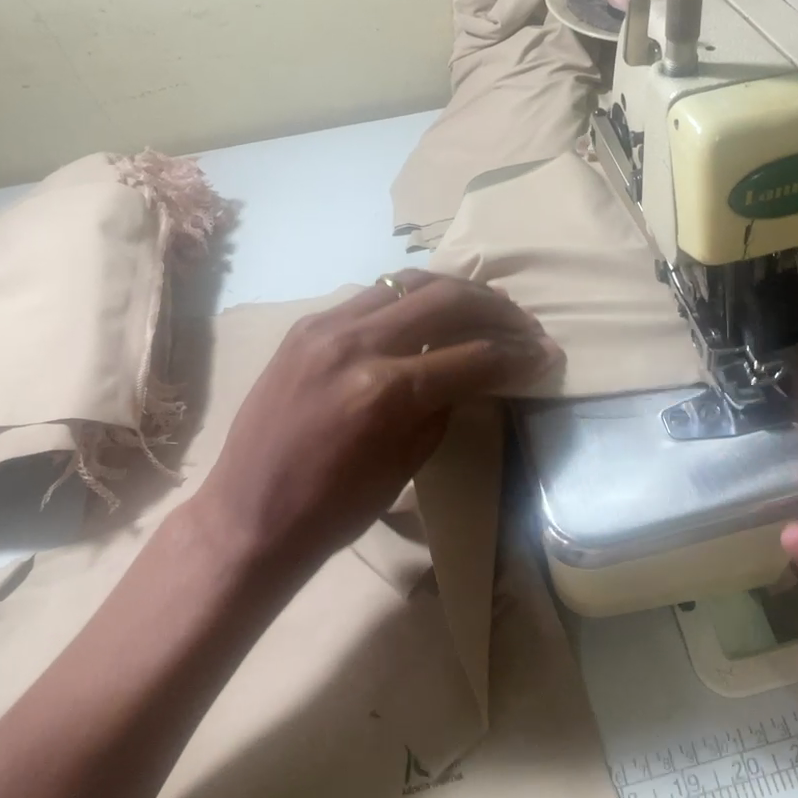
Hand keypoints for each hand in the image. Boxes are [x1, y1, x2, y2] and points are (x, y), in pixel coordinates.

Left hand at [195, 270, 558, 570]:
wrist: (250, 513)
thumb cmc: (336, 509)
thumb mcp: (408, 462)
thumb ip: (445, 405)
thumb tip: (479, 371)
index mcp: (385, 390)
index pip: (473, 356)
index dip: (519, 355)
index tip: (547, 354)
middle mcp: (356, 343)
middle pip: (447, 299)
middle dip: (497, 310)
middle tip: (524, 327)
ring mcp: (325, 327)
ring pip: (408, 283)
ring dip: (455, 293)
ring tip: (485, 310)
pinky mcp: (306, 326)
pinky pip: (372, 296)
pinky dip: (410, 300)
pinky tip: (428, 317)